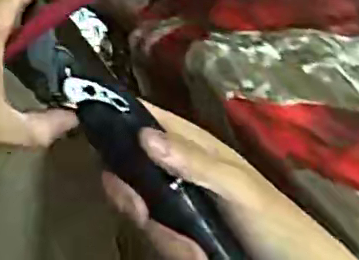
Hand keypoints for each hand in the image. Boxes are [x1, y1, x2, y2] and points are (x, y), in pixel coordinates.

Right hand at [101, 102, 354, 259]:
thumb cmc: (276, 220)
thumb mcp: (237, 186)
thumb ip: (193, 160)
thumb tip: (142, 134)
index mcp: (187, 141)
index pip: (140, 114)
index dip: (111, 113)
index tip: (81, 123)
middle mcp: (174, 167)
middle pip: (127, 164)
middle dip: (125, 189)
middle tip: (137, 209)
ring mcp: (176, 204)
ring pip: (138, 206)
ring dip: (157, 231)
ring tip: (191, 251)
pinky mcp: (180, 239)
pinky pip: (157, 239)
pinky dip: (171, 250)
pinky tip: (196, 258)